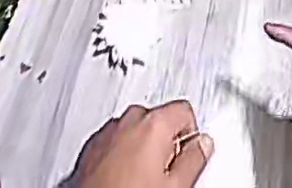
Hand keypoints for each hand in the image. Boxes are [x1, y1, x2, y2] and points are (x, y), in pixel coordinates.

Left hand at [72, 100, 212, 187]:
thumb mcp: (175, 187)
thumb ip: (194, 159)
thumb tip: (202, 145)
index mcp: (154, 122)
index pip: (185, 111)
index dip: (189, 137)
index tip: (186, 157)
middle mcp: (129, 119)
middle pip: (159, 119)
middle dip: (164, 143)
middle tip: (163, 174)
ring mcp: (106, 132)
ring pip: (135, 130)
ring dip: (140, 148)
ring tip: (140, 180)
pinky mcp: (89, 149)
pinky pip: (114, 142)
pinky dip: (120, 155)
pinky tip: (121, 180)